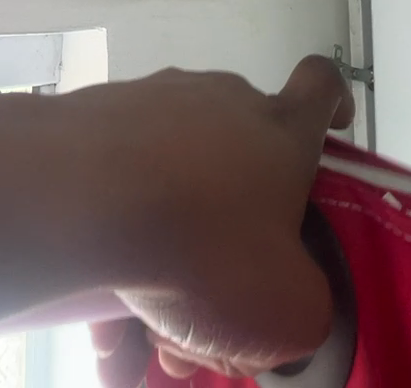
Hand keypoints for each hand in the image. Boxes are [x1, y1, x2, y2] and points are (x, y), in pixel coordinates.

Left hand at [61, 56, 352, 385]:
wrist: (78, 197)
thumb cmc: (204, 245)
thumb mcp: (288, 308)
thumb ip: (305, 298)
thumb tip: (285, 293)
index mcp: (279, 130)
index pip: (321, 85)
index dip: (332, 103)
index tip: (327, 128)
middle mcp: (219, 100)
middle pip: (240, 154)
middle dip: (229, 229)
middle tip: (209, 304)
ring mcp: (154, 100)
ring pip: (175, 180)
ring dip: (169, 248)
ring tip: (145, 324)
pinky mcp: (99, 115)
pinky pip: (123, 182)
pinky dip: (121, 239)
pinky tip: (104, 301)